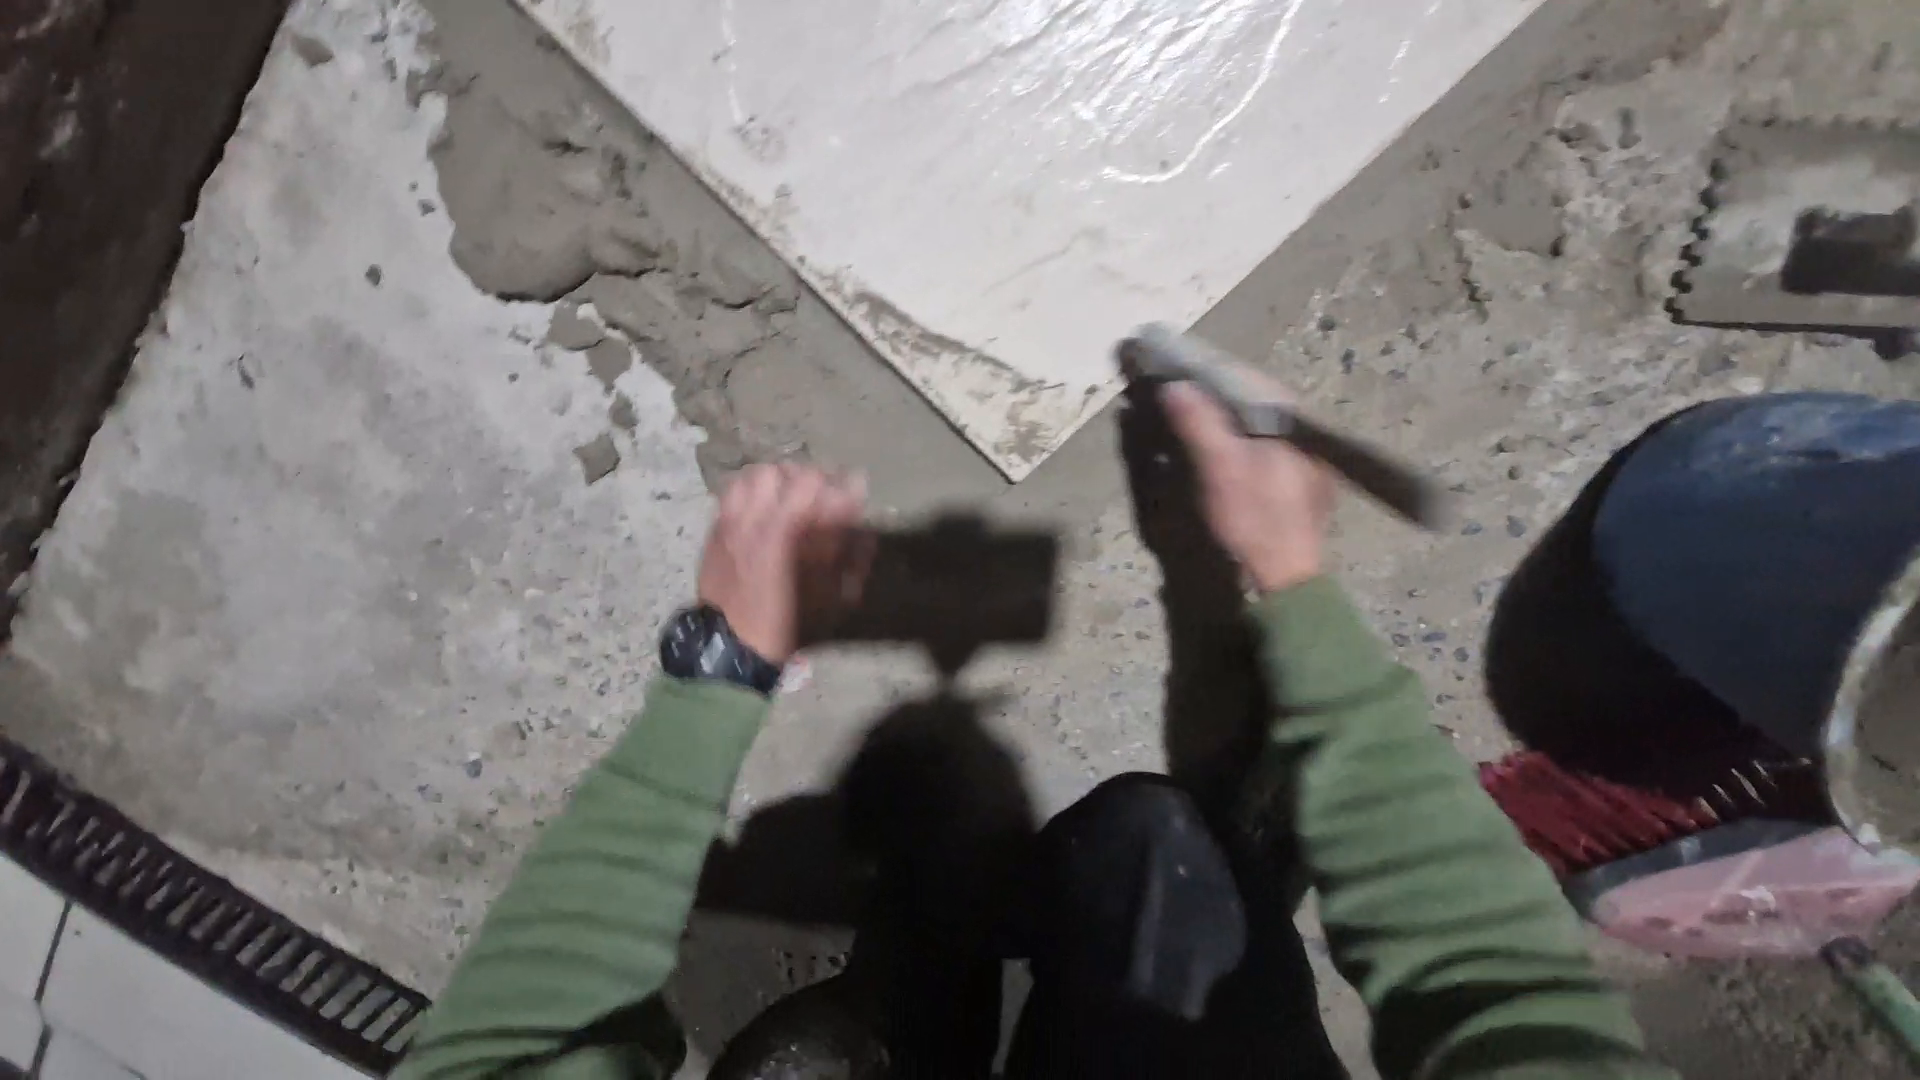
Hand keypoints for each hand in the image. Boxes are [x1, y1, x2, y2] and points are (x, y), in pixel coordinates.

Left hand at [698, 464, 874, 663]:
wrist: (733, 646)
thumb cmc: (789, 625)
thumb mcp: (832, 599)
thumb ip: (852, 560)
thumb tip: (867, 532)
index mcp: (792, 534)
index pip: (822, 487)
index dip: (844, 485)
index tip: (854, 492)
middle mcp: (761, 518)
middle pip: (790, 473)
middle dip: (811, 479)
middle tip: (821, 494)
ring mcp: (734, 520)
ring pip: (758, 475)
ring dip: (778, 479)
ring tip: (787, 495)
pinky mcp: (716, 528)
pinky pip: (732, 491)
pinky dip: (751, 490)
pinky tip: (760, 506)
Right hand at [1160, 382, 1335, 591]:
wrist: (1286, 576)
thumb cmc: (1254, 518)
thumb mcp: (1220, 468)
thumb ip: (1198, 423)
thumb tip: (1174, 385)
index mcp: (1293, 418)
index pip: (1245, 378)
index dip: (1206, 373)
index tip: (1173, 371)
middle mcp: (1305, 428)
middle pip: (1250, 399)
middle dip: (1211, 395)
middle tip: (1174, 394)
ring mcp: (1306, 454)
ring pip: (1255, 423)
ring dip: (1221, 418)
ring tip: (1187, 416)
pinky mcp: (1299, 478)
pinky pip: (1261, 444)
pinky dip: (1234, 440)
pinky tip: (1214, 448)